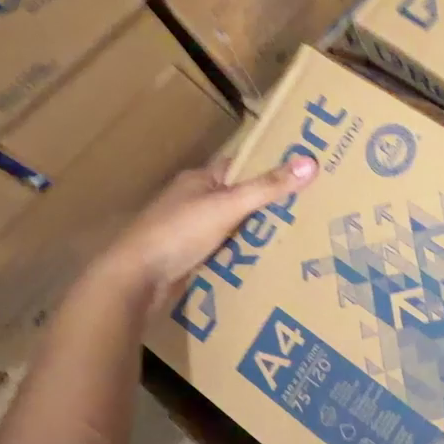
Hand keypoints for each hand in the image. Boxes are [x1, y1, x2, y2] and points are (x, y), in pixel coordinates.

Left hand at [96, 156, 315, 302]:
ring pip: (231, 224)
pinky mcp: (186, 257)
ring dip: (254, 230)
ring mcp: (187, 230)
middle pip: (238, 195)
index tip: (300, 168)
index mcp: (199, 179)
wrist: (132, 281)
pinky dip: (240, 252)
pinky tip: (262, 259)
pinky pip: (222, 249)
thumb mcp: (228, 206)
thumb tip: (311, 162)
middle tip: (306, 205)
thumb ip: (268, 187)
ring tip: (293, 233)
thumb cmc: (177, 233)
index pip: (240, 165)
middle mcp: (192, 200)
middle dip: (266, 201)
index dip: (268, 164)